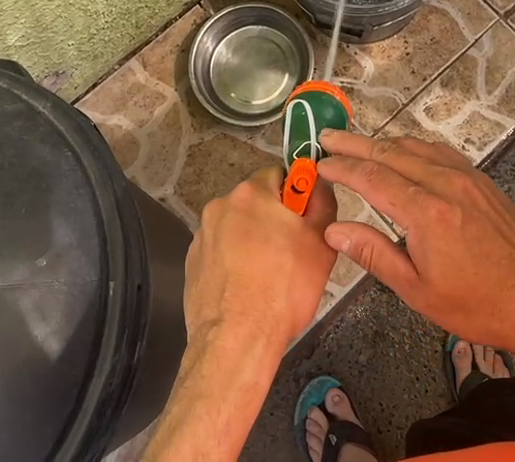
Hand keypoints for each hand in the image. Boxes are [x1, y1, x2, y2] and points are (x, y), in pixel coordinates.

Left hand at [181, 167, 337, 354]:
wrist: (237, 339)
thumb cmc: (284, 287)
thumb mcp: (321, 242)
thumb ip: (322, 202)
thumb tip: (318, 184)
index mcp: (251, 193)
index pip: (279, 174)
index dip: (296, 195)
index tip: (304, 221)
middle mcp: (221, 205)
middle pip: (256, 202)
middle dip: (273, 219)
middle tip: (292, 252)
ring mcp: (202, 235)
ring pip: (237, 228)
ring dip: (252, 240)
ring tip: (268, 276)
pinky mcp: (191, 263)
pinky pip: (220, 252)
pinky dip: (233, 262)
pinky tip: (246, 288)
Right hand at [317, 130, 514, 364]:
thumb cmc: (478, 305)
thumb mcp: (418, 291)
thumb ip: (374, 254)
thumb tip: (333, 230)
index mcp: (426, 212)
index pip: (372, 178)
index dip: (342, 168)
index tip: (319, 163)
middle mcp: (445, 184)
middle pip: (390, 153)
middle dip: (354, 144)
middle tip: (326, 137)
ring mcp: (467, 177)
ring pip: (415, 146)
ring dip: (382, 142)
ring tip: (356, 142)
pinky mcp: (482, 180)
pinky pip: (439, 151)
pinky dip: (412, 145)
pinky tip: (403, 150)